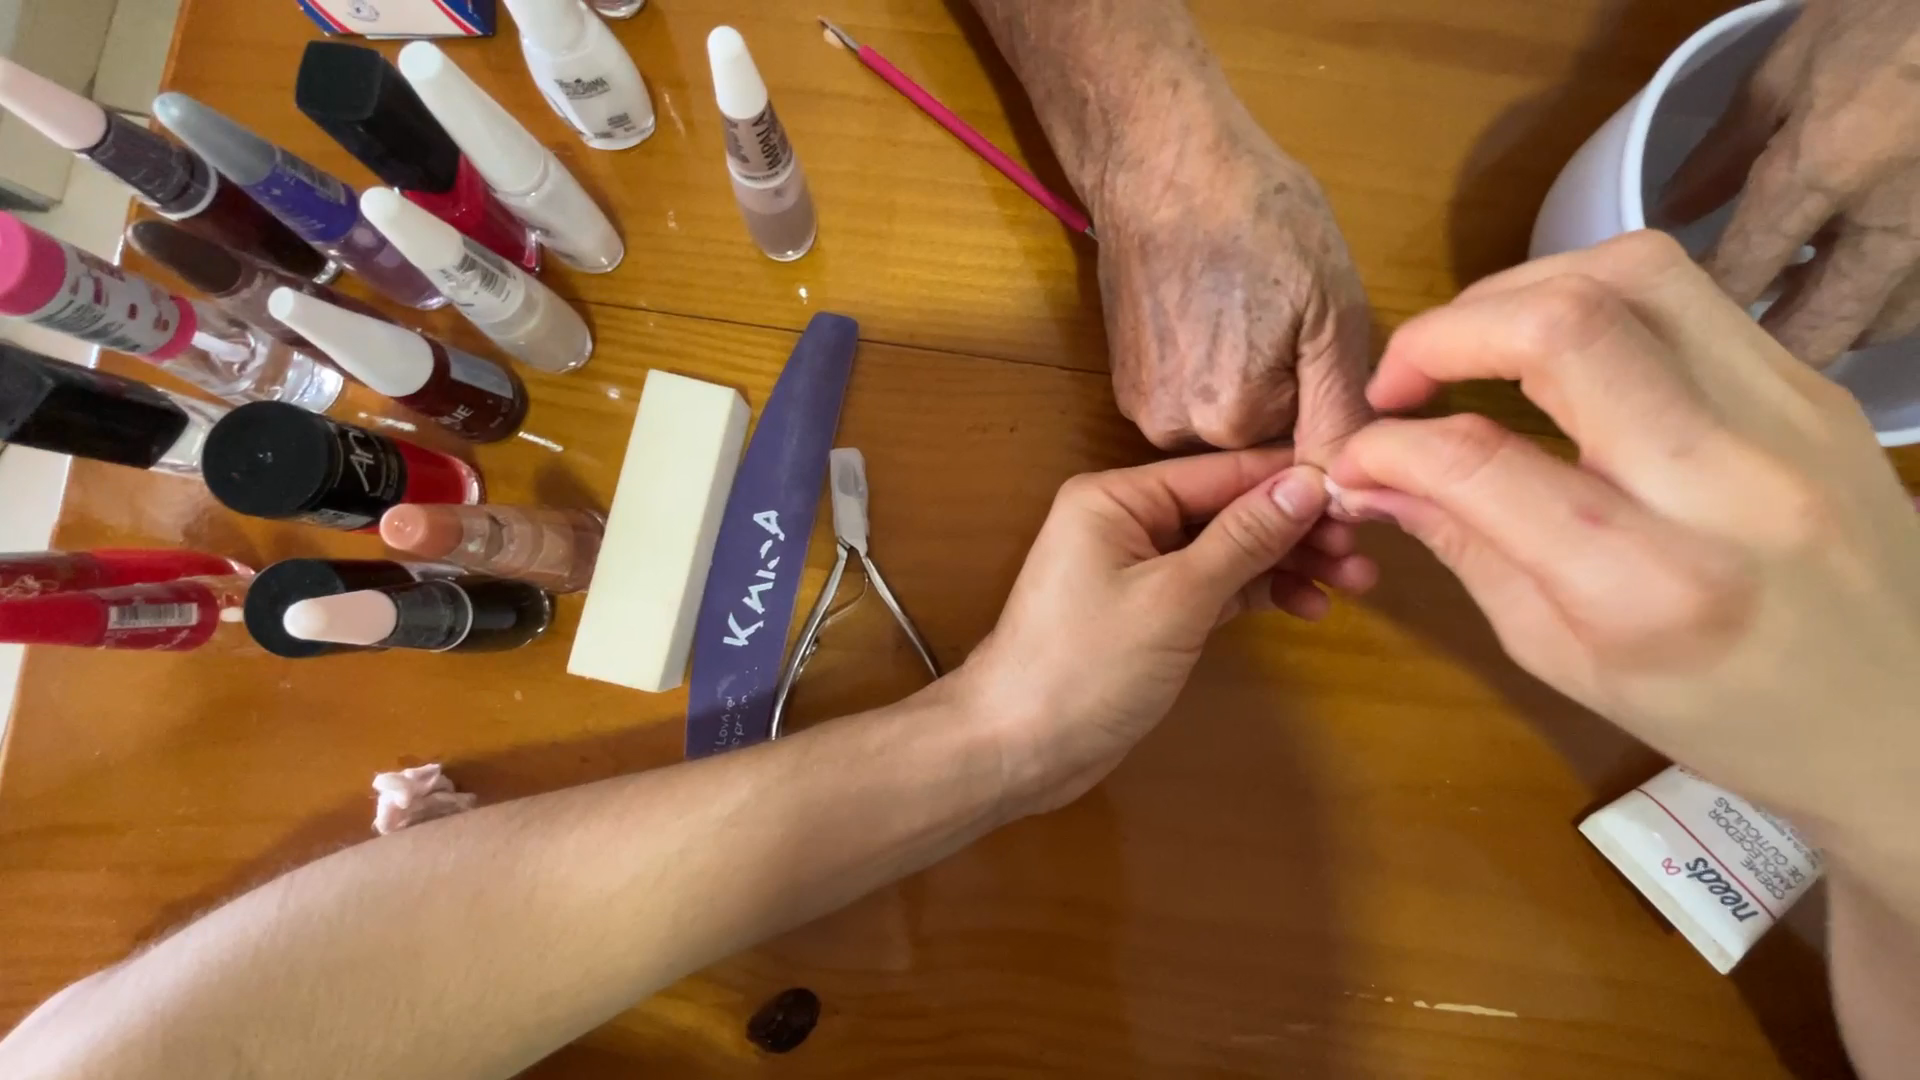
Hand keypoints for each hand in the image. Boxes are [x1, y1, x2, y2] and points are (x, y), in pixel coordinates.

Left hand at [955, 450, 1376, 816]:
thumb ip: (1242, 539)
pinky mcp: (1149, 609)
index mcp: (1116, 497)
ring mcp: (1137, 566)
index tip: (1366, 490)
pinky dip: (1255, 593)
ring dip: (1285, 563)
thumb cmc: (1087, 664)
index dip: (1291, 480)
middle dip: (1294, 528)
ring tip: (1355, 583)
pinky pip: (1212, 587)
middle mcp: (1125, 520)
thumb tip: (1309, 481)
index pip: (1219, 474)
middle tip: (1365, 550)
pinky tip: (1307, 605)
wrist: (1020, 745)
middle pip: (1226, 510)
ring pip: (1226, 550)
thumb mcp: (1175, 598)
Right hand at [1097, 103, 1372, 457]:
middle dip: (1284, 399)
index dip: (1326, 414)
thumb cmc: (1260, 224)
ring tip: (1244, 322)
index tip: (1326, 360)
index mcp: (1231, 422)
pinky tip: (1208, 325)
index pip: (1301, 456)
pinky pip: (1186, 405)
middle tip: (1286, 327)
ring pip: (1220, 425)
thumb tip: (1348, 492)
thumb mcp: (1330, 315)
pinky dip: (1206, 377)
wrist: (1162, 174)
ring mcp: (1142, 411)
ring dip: (1243, 389)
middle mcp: (1176, 434)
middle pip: (1255, 444)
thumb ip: (1341, 412)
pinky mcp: (1126, 388)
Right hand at [1328, 231, 1919, 838]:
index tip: (1353, 459)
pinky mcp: (1808, 381)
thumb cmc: (1714, 711)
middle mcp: (1729, 479)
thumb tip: (1367, 480)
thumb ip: (1459, 544)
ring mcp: (1789, 412)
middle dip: (1441, 335)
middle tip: (1394, 382)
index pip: (1478, 462)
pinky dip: (1575, 300)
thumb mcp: (1552, 650)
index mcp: (1646, 582)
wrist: (1915, 716)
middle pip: (1565, 327)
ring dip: (1510, 295)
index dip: (1387, 446)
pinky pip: (1678, 293)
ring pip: (1630, 275)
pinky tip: (1538, 356)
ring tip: (1460, 351)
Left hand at [1662, 0, 1919, 366]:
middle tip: (1724, 359)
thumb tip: (1672, 212)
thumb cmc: (1906, 3)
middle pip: (1827, 324)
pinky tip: (1863, 283)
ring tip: (1792, 319)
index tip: (1659, 324)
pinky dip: (1898, 295)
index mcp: (1829, 168)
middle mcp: (1906, 211)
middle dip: (1770, 352)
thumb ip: (1729, 148)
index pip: (1737, 276)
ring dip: (1842, 327)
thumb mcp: (1800, 60)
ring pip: (1900, 314)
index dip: (1693, 311)